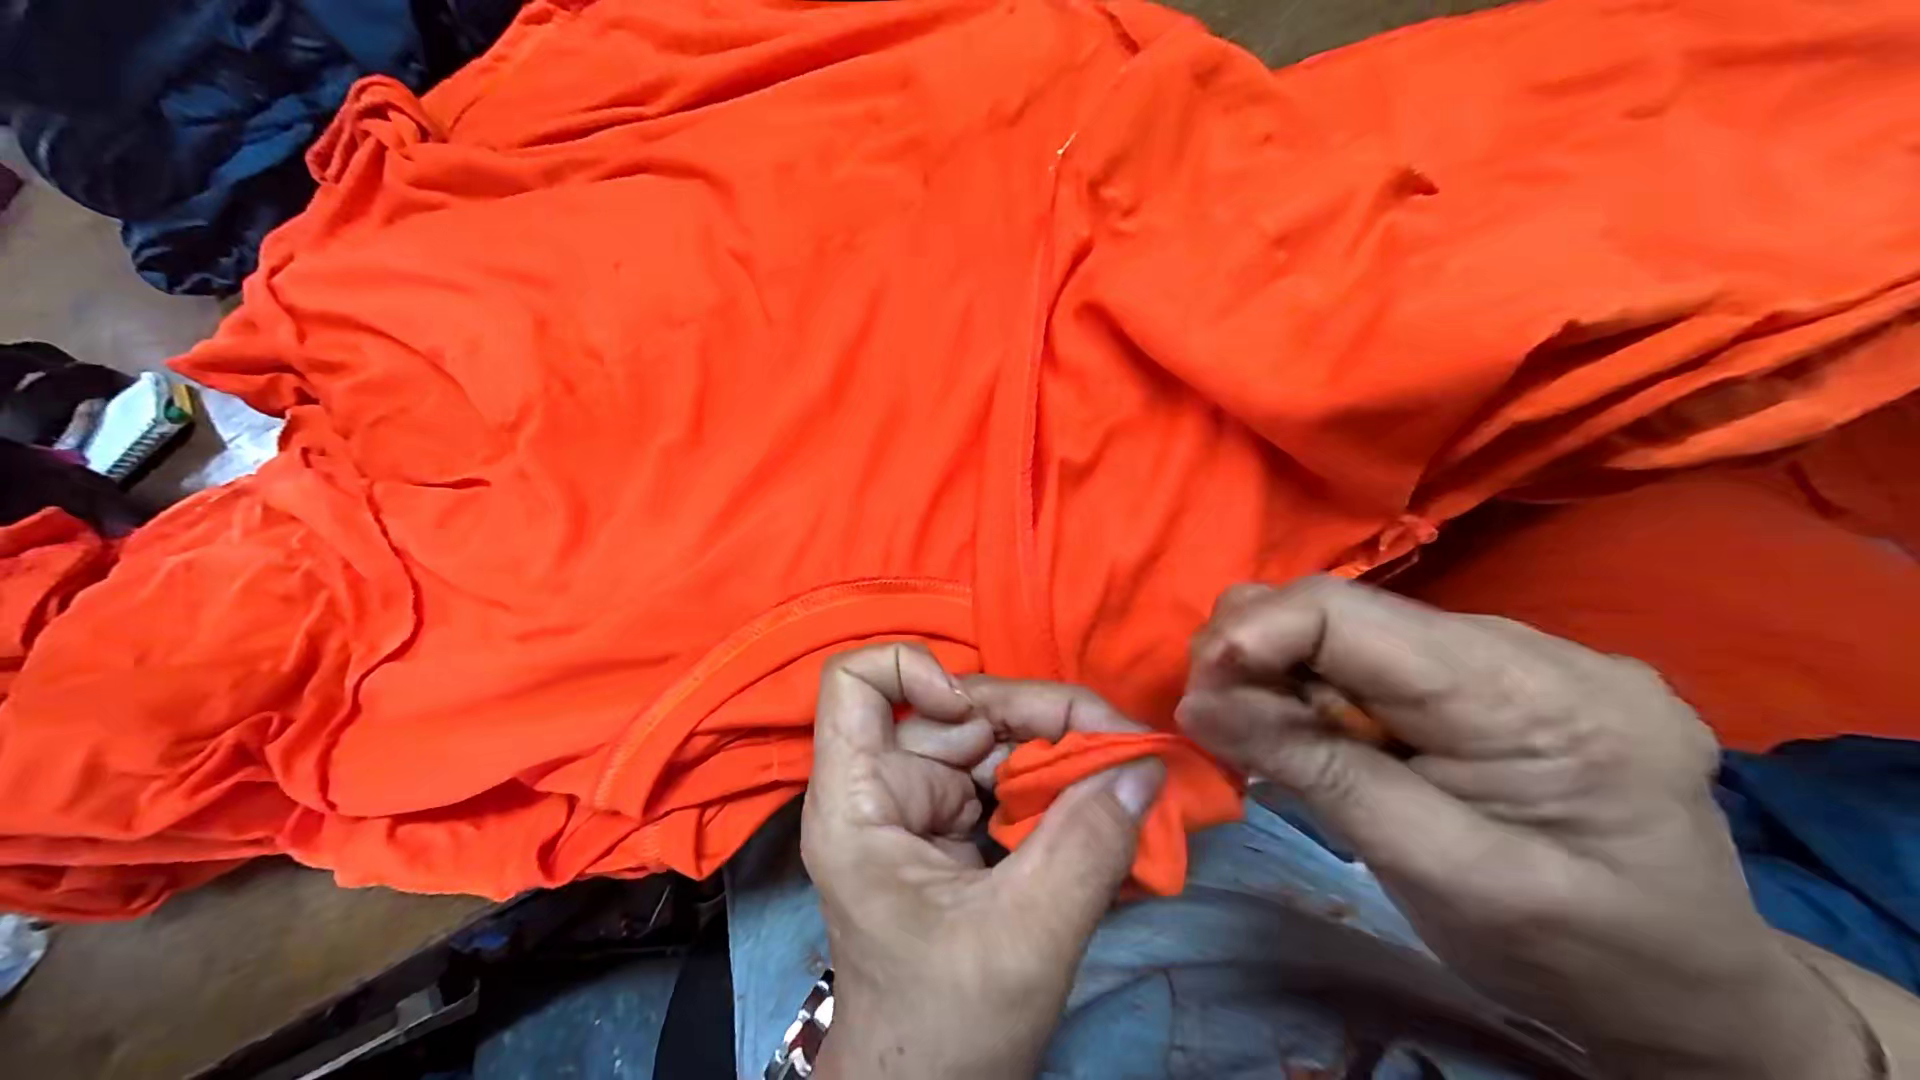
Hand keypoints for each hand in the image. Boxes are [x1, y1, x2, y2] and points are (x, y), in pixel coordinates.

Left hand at [802, 644, 1165, 1079]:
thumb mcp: (1023, 939)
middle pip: (959, 704)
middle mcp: (885, 786)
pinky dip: (1057, 784)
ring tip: (1126, 775)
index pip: (857, 681)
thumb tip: (1143, 767)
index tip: (979, 715)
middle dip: (1041, 718)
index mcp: (860, 801)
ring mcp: (921, 802)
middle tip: (1122, 746)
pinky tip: (1103, 803)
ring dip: (1061, 751)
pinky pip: (1010, 776)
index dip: (916, 669)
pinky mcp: (954, 823)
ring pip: (995, 737)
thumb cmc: (945, 1028)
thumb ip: (1087, 847)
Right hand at [1177, 578, 1870, 1079]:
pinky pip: (1374, 651)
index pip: (1350, 615)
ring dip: (1285, 674)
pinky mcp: (1496, 666)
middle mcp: (1531, 646)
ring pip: (1348, 625)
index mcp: (1539, 696)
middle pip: (1340, 608)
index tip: (1197, 694)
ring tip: (1278, 739)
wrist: (1692, 992)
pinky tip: (1327, 734)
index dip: (1252, 635)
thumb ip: (1317, 774)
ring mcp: (1518, 649)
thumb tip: (1198, 704)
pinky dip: (1322, 687)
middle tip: (1223, 723)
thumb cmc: (1574, 954)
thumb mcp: (1436, 875)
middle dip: (1257, 655)